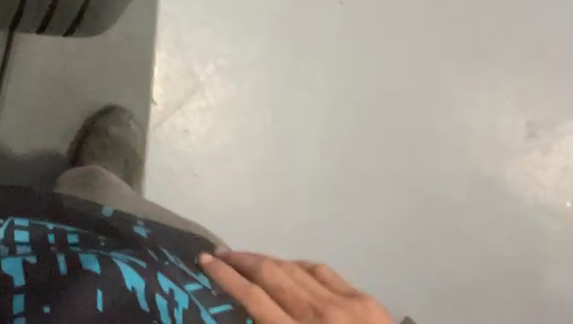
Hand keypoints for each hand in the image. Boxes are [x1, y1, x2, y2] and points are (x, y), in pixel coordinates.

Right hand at [199, 250, 393, 323]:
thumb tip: (252, 317)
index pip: (254, 298)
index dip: (225, 277)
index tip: (204, 261)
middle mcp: (321, 317)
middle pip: (270, 274)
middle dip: (240, 261)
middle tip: (219, 255)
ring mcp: (347, 306)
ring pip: (293, 268)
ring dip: (265, 260)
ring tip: (247, 259)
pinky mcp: (368, 303)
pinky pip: (321, 272)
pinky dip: (298, 266)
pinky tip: (289, 269)